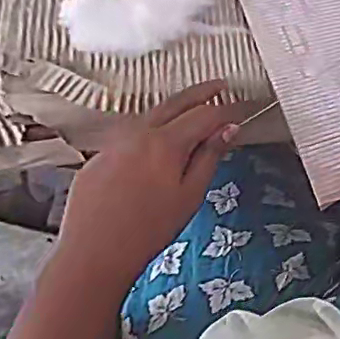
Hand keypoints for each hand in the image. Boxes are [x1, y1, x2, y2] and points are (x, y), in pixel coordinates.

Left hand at [57, 80, 244, 267]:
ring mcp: (114, 142)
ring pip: (151, 116)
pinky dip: (153, 129)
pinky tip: (161, 142)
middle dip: (202, 93)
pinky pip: (132, 134)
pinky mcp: (99, 156)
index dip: (228, 110)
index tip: (244, 108)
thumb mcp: (190, 195)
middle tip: (221, 86)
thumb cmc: (151, 229)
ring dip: (176, 108)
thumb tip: (228, 130)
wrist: (95, 252)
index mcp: (165, 142)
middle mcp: (137, 133)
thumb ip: (210, 157)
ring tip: (194, 109)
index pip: (205, 114)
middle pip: (175, 103)